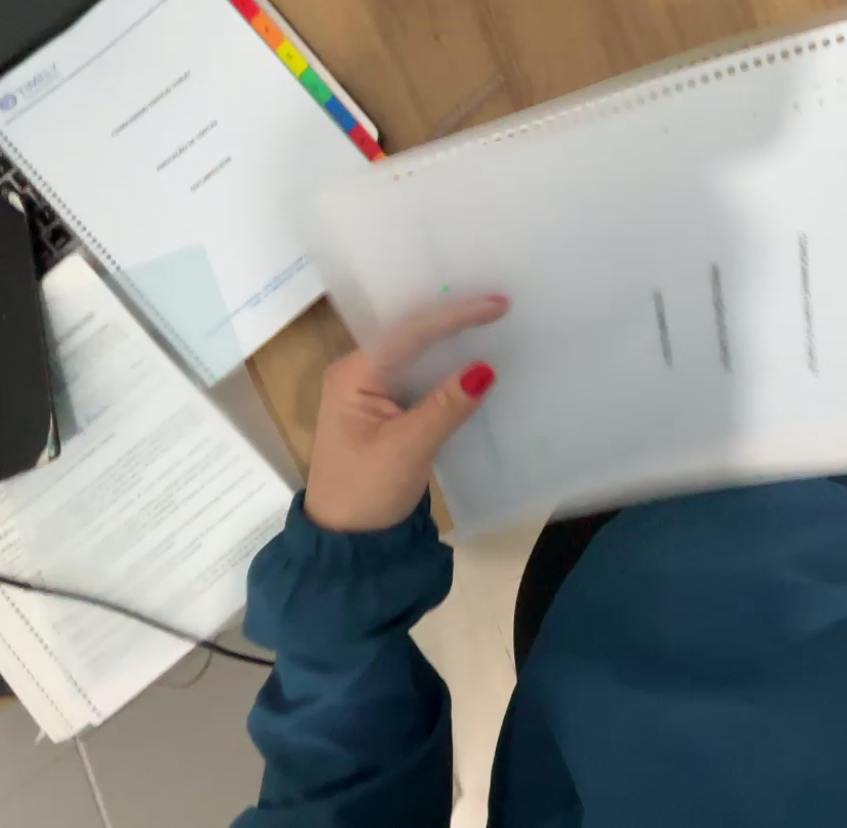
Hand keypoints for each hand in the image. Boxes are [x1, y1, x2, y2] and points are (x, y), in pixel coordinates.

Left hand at [303, 295, 508, 531]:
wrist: (347, 543)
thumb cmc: (367, 494)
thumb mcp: (408, 449)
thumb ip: (446, 406)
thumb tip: (486, 368)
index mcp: (354, 375)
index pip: (409, 334)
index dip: (454, 317)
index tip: (497, 305)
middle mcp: (360, 372)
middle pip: (411, 334)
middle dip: (454, 318)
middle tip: (499, 302)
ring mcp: (373, 389)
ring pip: (418, 352)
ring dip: (453, 339)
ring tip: (492, 318)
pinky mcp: (389, 406)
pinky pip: (422, 374)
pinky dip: (449, 364)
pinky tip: (475, 356)